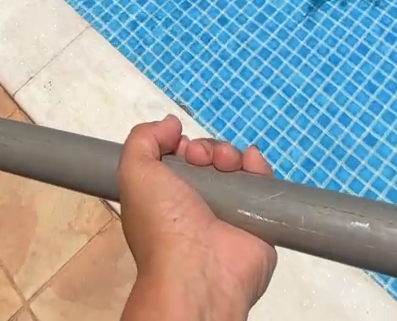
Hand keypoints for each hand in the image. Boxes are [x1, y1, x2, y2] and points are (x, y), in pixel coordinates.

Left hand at [119, 115, 276, 320]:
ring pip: (235, 167)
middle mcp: (199, 204)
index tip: (180, 146)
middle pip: (208, 159)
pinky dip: (258, 166)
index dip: (180, 145)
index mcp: (169, 197)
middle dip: (205, 148)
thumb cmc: (162, 221)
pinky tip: (251, 162)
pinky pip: (262, 184)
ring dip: (229, 154)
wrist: (198, 271)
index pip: (180, 159)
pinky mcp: (259, 221)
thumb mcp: (134, 171)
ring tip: (225, 164)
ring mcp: (230, 212)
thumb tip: (171, 125)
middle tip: (200, 158)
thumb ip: (143, 138)